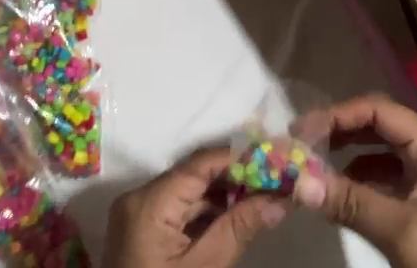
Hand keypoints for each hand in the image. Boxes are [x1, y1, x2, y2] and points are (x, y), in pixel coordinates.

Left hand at [106, 146, 288, 267]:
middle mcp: (139, 197)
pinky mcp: (142, 230)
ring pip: (188, 192)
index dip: (239, 158)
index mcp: (149, 202)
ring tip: (263, 198)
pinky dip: (206, 213)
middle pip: (194, 176)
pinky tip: (236, 216)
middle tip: (275, 182)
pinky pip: (178, 210)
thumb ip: (239, 227)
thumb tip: (279, 199)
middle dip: (236, 178)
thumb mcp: (206, 267)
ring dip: (224, 196)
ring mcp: (138, 214)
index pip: (200, 163)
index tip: (274, 161)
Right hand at [291, 94, 416, 267]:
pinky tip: (340, 191)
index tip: (300, 132)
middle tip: (300, 146)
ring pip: (381, 149)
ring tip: (313, 166)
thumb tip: (297, 181)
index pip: (377, 110)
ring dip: (347, 154)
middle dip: (339, 131)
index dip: (337, 115)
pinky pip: (388, 175)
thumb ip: (350, 202)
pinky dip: (361, 178)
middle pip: (378, 125)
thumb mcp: (401, 233)